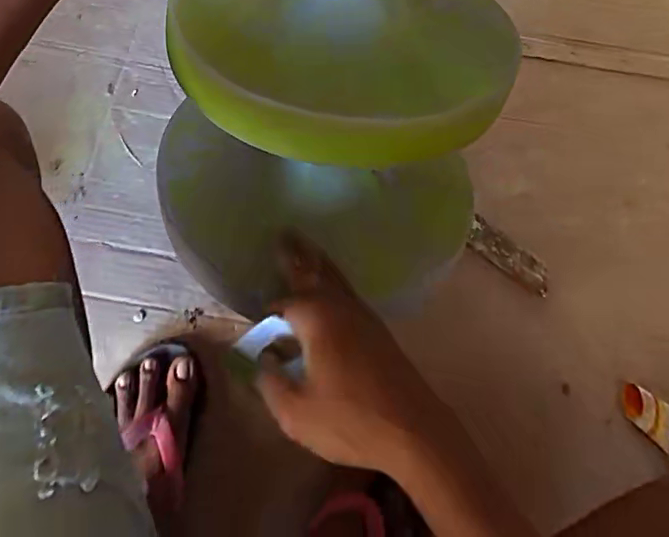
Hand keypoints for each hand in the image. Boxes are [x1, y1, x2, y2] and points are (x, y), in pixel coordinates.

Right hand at [254, 235, 468, 474]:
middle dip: (294, 252)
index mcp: (314, 317)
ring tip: (303, 244)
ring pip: (334, 277)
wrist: (417, 435)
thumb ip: (270, 383)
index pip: (279, 305)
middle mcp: (338, 306)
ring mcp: (362, 315)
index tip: (251, 319)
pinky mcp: (378, 330)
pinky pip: (347, 291)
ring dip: (316, 260)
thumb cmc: (351, 421)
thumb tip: (262, 361)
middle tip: (282, 231)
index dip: (263, 313)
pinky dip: (333, 279)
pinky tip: (331, 285)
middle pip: (312, 270)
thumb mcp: (296, 412)